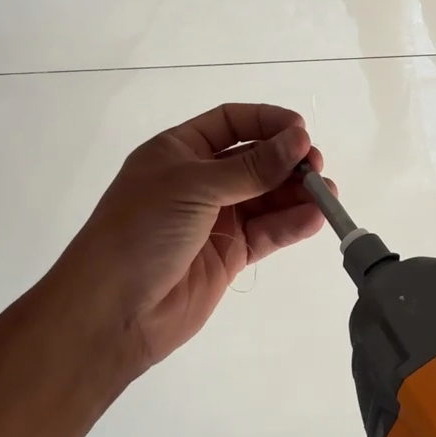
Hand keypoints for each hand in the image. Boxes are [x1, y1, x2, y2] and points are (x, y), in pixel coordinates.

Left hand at [53, 103, 331, 371]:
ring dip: (296, 193)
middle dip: (288, 160)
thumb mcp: (194, 187)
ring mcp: (215, 218)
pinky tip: (313, 220)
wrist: (108, 314)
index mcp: (179, 151)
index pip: (232, 122)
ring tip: (327, 195)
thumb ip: (252, 167)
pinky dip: (290, 224)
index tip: (301, 130)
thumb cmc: (140, 232)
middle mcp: (199, 180)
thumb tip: (299, 140)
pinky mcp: (228, 254)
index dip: (268, 122)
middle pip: (255, 159)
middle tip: (316, 167)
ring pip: (266, 196)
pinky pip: (266, 231)